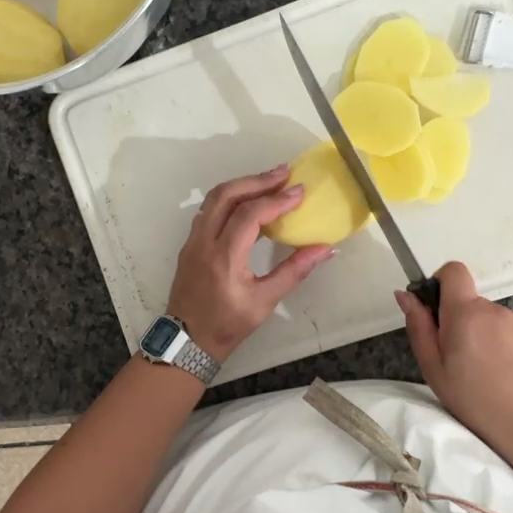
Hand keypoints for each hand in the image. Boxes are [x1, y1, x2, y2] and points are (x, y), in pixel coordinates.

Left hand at [167, 164, 334, 361]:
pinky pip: (209, 211)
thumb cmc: (227, 325)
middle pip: (226, 195)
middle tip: (285, 173)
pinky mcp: (190, 244)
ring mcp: (193, 241)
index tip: (299, 191)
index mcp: (223, 258)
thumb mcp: (264, 302)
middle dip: (257, 181)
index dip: (275, 200)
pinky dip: (230, 199)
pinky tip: (250, 201)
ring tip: (270, 181)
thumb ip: (294, 271)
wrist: (188, 339)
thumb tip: (325, 249)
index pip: (249, 215)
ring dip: (242, 186)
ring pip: (214, 200)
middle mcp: (203, 242)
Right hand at [396, 261, 512, 454]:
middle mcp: (495, 309)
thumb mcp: (434, 369)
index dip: (440, 283)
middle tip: (458, 361)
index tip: (435, 311)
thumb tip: (405, 295)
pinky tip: (506, 375)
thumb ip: (419, 327)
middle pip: (469, 303)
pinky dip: (503, 346)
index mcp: (465, 313)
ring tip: (486, 373)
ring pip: (490, 320)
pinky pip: (510, 332)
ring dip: (482, 336)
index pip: (453, 271)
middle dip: (459, 323)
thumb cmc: (476, 400)